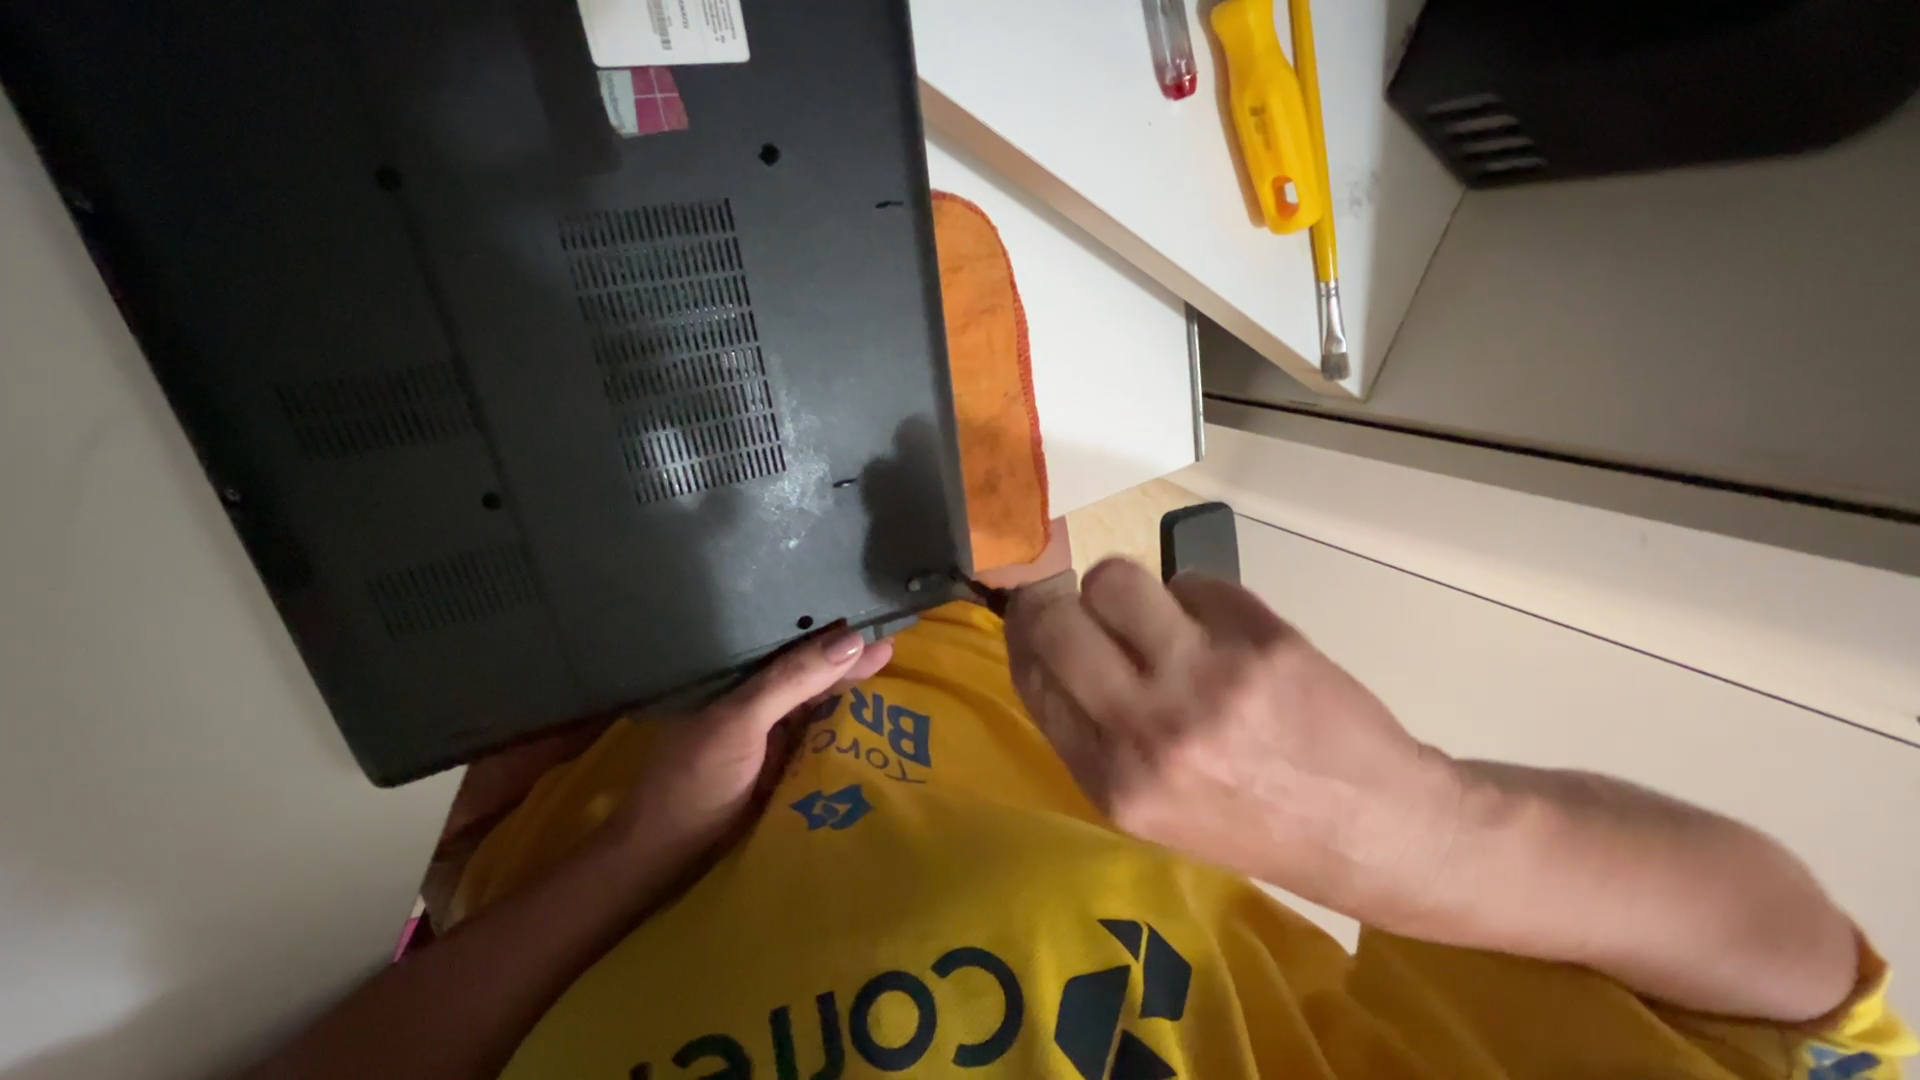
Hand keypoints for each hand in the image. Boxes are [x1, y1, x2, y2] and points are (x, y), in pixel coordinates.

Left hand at [604, 624, 892, 878]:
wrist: (665, 859)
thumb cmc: (695, 781)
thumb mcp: (741, 721)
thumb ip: (792, 679)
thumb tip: (852, 639)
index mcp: (735, 678)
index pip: (790, 644)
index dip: (829, 631)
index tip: (870, 618)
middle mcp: (753, 701)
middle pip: (808, 673)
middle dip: (847, 660)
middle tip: (893, 645)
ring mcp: (767, 736)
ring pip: (817, 705)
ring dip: (850, 694)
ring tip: (892, 677)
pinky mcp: (781, 768)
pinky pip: (820, 739)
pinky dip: (845, 730)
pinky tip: (875, 722)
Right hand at [1004, 558, 1460, 925]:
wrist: (1373, 830)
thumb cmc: (1249, 823)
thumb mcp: (1146, 808)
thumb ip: (1089, 732)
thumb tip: (1046, 641)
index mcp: (1111, 779)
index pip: (1032, 674)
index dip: (1025, 631)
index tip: (1033, 612)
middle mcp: (1147, 728)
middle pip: (1058, 617)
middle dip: (1061, 598)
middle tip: (1086, 602)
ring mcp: (1207, 679)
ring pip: (1116, 578)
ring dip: (1127, 588)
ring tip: (1157, 615)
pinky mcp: (1262, 640)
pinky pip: (1194, 582)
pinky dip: (1197, 598)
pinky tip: (1223, 632)